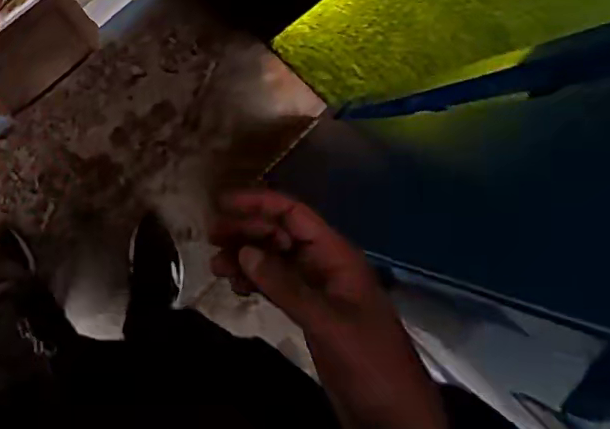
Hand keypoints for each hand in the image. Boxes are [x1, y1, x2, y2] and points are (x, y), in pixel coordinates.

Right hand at [211, 189, 446, 428]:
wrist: (398, 422)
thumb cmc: (371, 363)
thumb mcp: (328, 324)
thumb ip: (286, 286)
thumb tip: (244, 250)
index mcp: (336, 255)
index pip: (293, 213)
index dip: (259, 202)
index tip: (223, 202)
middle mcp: (324, 264)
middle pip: (279, 233)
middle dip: (246, 230)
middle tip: (211, 236)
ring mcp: (316, 289)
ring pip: (273, 258)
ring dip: (245, 257)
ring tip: (217, 266)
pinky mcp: (310, 313)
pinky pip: (275, 284)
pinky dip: (254, 280)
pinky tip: (237, 287)